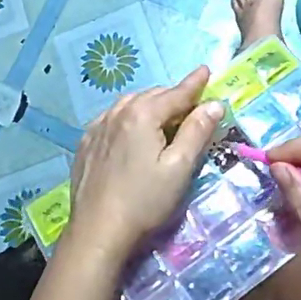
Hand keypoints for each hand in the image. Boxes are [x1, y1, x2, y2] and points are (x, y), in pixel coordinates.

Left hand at [65, 67, 224, 261]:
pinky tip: (133, 132)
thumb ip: (197, 132)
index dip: (194, 83)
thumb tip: (213, 104)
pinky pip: (112, 118)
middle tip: (192, 106)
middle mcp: (117, 112)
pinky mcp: (87, 142)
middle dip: (173, 97)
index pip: (176, 93)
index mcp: (143, 114)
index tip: (206, 70)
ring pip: (130, 104)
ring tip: (165, 117)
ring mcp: (98, 126)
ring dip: (150, 105)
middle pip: (152, 96)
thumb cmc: (144, 201)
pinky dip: (129, 117)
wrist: (97, 230)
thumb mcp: (179, 168)